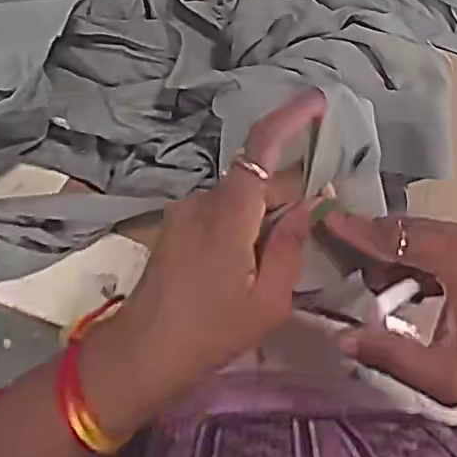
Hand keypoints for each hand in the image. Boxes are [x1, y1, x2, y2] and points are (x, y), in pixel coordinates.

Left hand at [82, 88, 326, 428]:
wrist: (139, 354)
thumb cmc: (209, 333)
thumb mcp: (267, 301)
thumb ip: (290, 246)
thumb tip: (311, 205)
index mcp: (228, 215)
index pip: (260, 149)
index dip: (290, 118)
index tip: (317, 101)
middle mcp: (203, 200)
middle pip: (257, 176)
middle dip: (290, 190)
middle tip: (316, 221)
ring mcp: (185, 211)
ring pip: (241, 195)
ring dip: (266, 211)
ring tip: (279, 255)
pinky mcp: (177, 225)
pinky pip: (223, 210)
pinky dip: (245, 222)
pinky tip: (251, 260)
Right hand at [318, 210, 456, 422]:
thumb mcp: (440, 375)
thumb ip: (390, 356)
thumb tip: (342, 338)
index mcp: (455, 259)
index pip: (393, 237)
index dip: (355, 231)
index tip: (324, 221)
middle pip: (395, 229)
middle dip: (361, 239)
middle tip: (326, 254)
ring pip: (403, 234)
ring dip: (378, 252)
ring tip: (359, 283)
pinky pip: (416, 243)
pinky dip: (395, 258)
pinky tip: (388, 287)